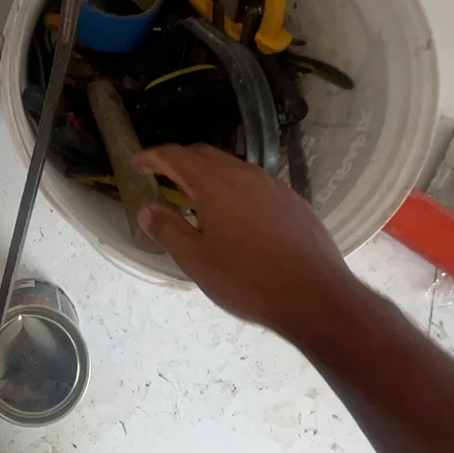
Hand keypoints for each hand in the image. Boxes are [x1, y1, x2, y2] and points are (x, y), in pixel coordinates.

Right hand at [134, 143, 362, 336]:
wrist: (317, 297)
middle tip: (162, 174)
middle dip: (179, 160)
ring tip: (198, 195)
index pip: (175, 156)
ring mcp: (272, 185)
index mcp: (214, 183)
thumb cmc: (248, 280)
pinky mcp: (293, 201)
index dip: (151, 157)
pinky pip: (255, 183)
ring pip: (232, 166)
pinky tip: (238, 214)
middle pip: (203, 154)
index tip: (136, 162)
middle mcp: (243, 174)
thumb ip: (168, 230)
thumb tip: (147, 210)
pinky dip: (235, 187)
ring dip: (209, 173)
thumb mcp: (197, 260)